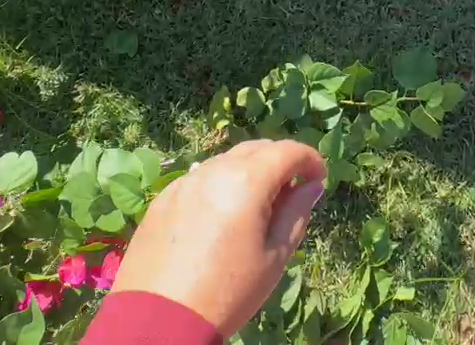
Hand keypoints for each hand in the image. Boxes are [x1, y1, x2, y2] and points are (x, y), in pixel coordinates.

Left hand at [109, 139, 327, 334]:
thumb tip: (312, 185)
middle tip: (290, 191)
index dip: (310, 160)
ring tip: (256, 205)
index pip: (289, 151)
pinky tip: (221, 216)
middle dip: (280, 162)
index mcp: (247, 181)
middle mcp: (216, 170)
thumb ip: (296, 213)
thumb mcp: (274, 257)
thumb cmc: (226, 293)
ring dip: (250, 171)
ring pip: (228, 161)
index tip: (318, 179)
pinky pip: (201, 178)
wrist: (156, 326)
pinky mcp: (164, 198)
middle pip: (258, 149)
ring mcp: (186, 182)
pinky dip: (220, 185)